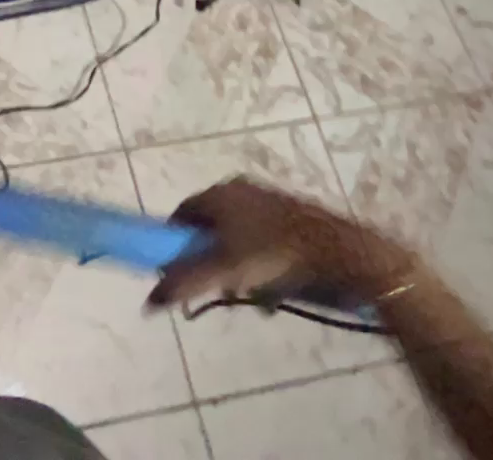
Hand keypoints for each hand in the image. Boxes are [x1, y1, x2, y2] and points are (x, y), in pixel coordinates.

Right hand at [145, 178, 418, 311]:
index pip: (180, 215)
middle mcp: (239, 189)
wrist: (345, 255)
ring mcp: (268, 200)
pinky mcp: (293, 215)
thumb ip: (184, 285)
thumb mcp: (224, 273)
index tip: (178, 272)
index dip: (174, 245)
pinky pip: (263, 240)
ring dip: (237, 267)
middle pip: (209, 228)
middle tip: (216, 288)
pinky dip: (261, 264)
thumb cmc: (275, 256)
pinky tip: (273, 291)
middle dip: (209, 261)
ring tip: (249, 296)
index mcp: (218, 193)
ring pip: (238, 237)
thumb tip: (147, 303)